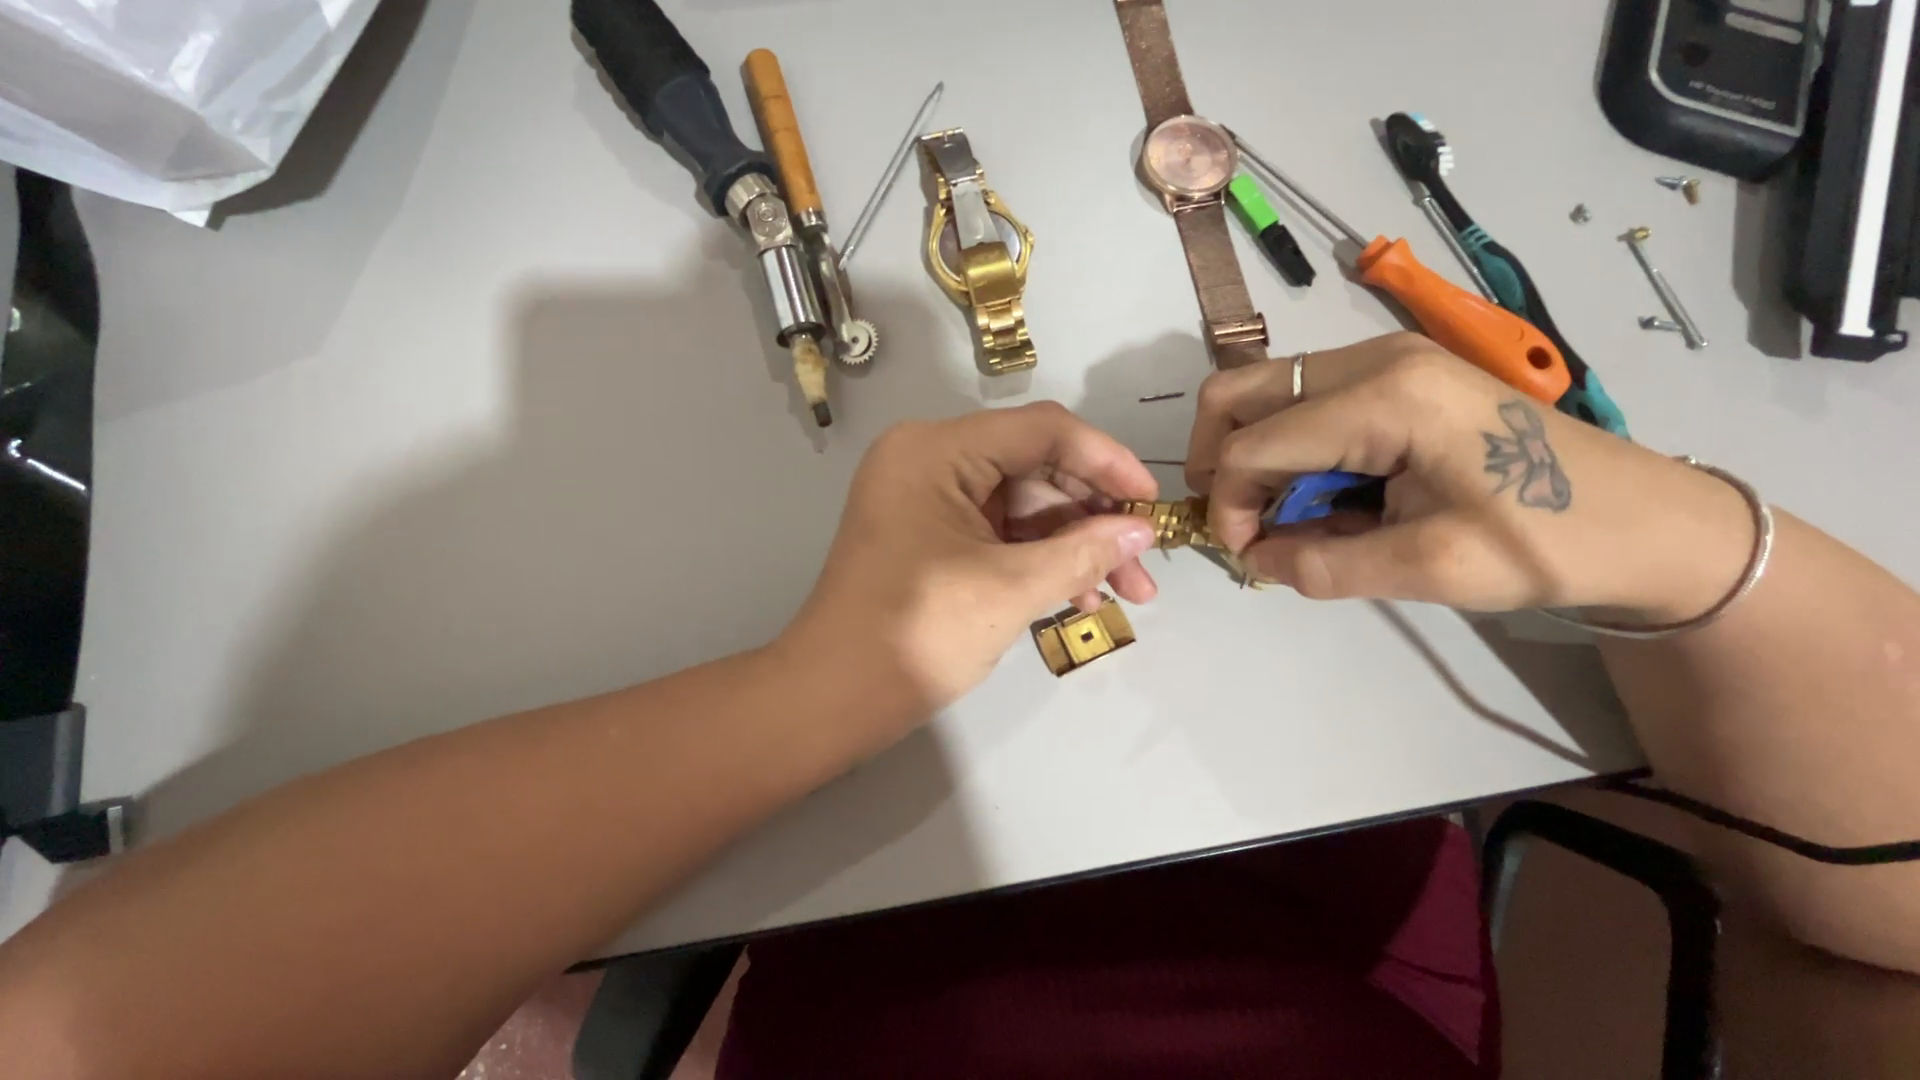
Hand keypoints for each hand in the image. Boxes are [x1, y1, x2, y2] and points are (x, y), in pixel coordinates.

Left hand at [788, 403, 1160, 712]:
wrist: (833, 698)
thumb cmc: (918, 632)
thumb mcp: (1011, 589)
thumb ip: (1085, 552)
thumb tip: (1141, 531)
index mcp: (936, 450)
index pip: (1042, 431)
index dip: (1105, 461)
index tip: (1151, 503)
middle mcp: (929, 461)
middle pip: (1034, 470)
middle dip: (1094, 518)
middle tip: (1143, 565)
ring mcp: (927, 500)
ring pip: (1022, 508)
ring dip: (1074, 548)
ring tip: (1127, 595)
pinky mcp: (930, 538)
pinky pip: (998, 534)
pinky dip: (1039, 562)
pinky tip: (1082, 598)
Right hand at [1188, 334, 1751, 616]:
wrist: (1648, 522)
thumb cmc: (1547, 543)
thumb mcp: (1427, 569)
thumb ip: (1320, 564)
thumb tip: (1253, 557)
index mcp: (1385, 397)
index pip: (1253, 443)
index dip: (1228, 504)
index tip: (1245, 555)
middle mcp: (1375, 358)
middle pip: (1239, 391)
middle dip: (1218, 461)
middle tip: (1238, 520)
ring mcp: (1387, 359)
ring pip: (1266, 393)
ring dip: (1254, 455)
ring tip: (1286, 515)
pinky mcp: (1398, 375)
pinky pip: (1306, 402)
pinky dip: (1289, 449)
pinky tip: (1323, 494)